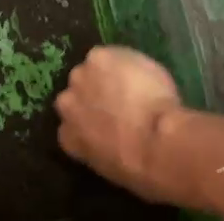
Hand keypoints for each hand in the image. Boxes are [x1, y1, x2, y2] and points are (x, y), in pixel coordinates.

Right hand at [55, 45, 184, 201]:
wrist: (156, 142)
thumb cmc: (141, 169)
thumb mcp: (112, 167)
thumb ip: (100, 145)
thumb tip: (109, 137)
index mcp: (69, 137)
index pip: (68, 126)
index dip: (87, 122)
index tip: (104, 124)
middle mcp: (67, 103)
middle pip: (75, 94)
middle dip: (91, 96)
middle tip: (117, 102)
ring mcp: (80, 76)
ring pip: (91, 71)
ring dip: (104, 77)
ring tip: (130, 84)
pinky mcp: (97, 57)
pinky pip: (108, 55)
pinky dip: (122, 61)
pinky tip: (138, 72)